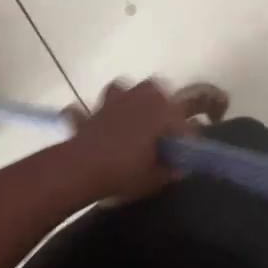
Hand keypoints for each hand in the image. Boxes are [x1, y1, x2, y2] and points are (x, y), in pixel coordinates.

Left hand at [63, 79, 190, 201]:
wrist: (82, 168)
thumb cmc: (125, 172)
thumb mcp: (153, 179)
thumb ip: (169, 172)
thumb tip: (178, 170)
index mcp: (162, 112)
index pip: (181, 121)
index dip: (185, 136)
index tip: (184, 153)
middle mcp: (140, 99)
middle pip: (156, 89)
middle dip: (160, 104)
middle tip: (161, 127)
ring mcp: (113, 102)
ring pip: (124, 88)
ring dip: (129, 98)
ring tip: (132, 115)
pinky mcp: (92, 111)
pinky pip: (91, 105)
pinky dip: (94, 112)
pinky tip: (98, 121)